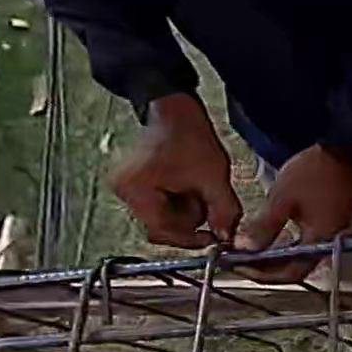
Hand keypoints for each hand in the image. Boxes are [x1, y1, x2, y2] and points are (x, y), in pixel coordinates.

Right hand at [111, 93, 242, 248]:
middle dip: (191, 220)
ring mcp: (129, 188)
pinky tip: (190, 186)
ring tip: (198, 187)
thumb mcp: (214, 179)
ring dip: (188, 211)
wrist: (177, 113)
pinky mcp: (138, 185)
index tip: (214, 239)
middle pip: (164, 226)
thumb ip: (224, 212)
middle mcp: (125, 191)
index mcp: (136, 189)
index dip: (191, 238)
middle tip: (206, 200)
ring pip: (166, 218)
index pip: (162, 231)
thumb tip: (227, 237)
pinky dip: (182, 203)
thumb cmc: (190, 138)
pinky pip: (164, 207)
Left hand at [233, 144, 351, 283]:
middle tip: (244, 262)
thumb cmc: (315, 172)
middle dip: (268, 269)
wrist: (342, 153)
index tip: (242, 267)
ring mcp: (332, 235)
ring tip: (255, 251)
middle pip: (297, 269)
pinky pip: (308, 245)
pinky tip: (275, 239)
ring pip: (302, 258)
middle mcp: (328, 243)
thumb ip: (265, 227)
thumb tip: (246, 248)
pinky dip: (289, 248)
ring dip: (278, 259)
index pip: (291, 273)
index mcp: (318, 240)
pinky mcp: (331, 225)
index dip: (264, 275)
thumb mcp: (282, 199)